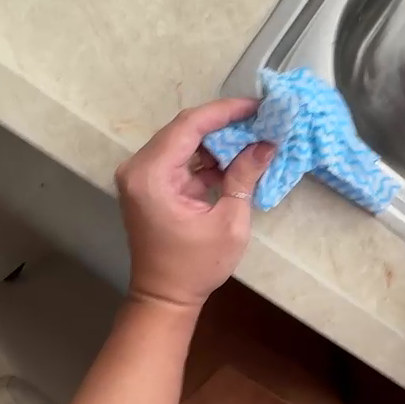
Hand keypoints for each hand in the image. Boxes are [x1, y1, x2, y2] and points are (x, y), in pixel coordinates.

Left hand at [115, 99, 273, 311]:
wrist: (165, 297)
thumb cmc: (196, 266)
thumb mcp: (229, 222)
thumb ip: (244, 177)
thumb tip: (265, 144)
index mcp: (151, 175)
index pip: (189, 126)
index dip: (225, 112)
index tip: (256, 106)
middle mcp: (138, 168)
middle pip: (183, 130)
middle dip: (222, 124)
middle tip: (259, 121)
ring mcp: (140, 176)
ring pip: (182, 142)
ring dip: (215, 141)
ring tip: (251, 140)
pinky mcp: (149, 185)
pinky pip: (179, 159)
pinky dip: (205, 158)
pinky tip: (233, 162)